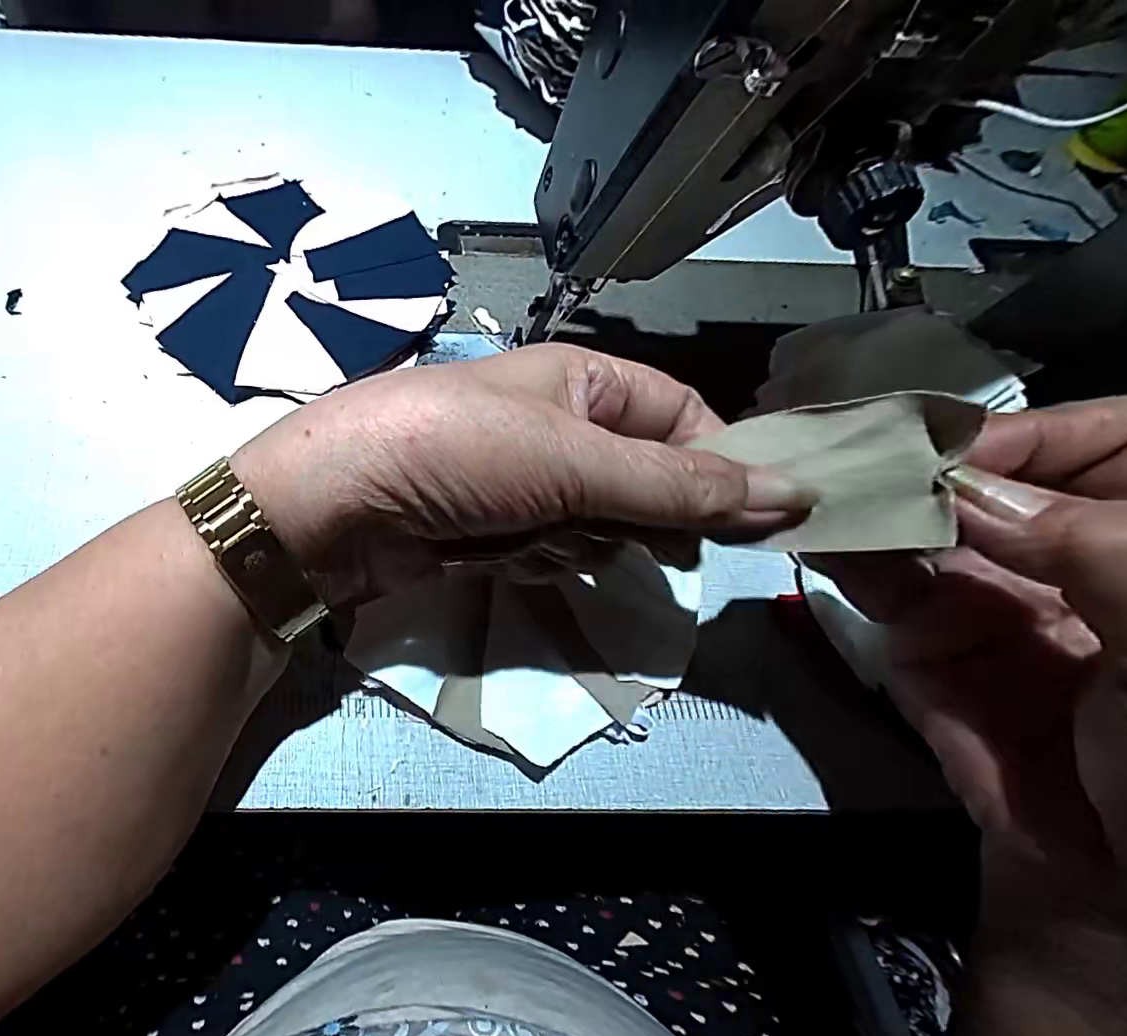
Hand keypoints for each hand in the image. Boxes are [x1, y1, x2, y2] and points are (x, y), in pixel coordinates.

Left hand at [230, 345, 809, 605]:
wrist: (335, 509)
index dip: (719, 465)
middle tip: (615, 532)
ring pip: (602, 525)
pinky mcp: (498, 530)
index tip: (750, 520)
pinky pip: (555, 552)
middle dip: (636, 515)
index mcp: (585, 382)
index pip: (684, 418)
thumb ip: (679, 486)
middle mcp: (562, 427)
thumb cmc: (459, 456)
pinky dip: (539, 561)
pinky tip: (498, 554)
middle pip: (646, 479)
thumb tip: (791, 493)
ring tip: (529, 534)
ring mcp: (528, 483)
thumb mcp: (575, 462)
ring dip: (578, 542)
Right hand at [822, 397, 1126, 1035]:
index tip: (950, 450)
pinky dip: (856, 568)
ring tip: (828, 497)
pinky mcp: (949, 658)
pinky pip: (895, 596)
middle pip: (1016, 487)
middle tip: (860, 462)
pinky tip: (824, 544)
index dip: (1043, 436)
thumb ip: (1120, 551)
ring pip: (940, 535)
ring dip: (882, 516)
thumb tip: (963, 487)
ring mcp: (1025, 612)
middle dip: (939, 474)